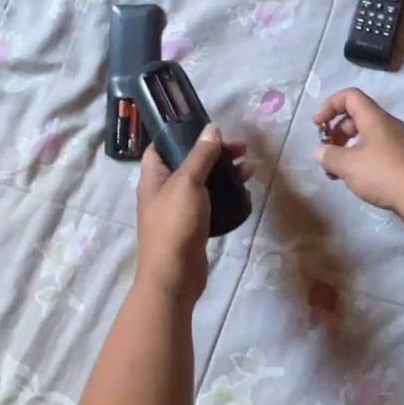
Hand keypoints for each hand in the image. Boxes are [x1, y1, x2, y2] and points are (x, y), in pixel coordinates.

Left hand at [135, 124, 249, 301]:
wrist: (174, 276)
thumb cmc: (175, 224)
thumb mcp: (188, 182)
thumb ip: (200, 155)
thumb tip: (211, 128)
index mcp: (153, 176)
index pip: (161, 146)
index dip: (181, 133)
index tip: (207, 128)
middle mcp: (163, 190)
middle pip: (189, 161)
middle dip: (214, 153)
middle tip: (240, 148)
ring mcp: (178, 209)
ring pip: (204, 182)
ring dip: (225, 173)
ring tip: (250, 168)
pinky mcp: (193, 225)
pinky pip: (211, 202)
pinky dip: (226, 194)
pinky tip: (244, 191)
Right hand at [311, 88, 403, 215]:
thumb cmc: (384, 174)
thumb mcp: (349, 165)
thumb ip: (329, 156)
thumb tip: (320, 151)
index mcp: (375, 118)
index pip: (349, 96)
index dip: (329, 105)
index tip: (317, 125)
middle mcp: (388, 125)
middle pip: (357, 116)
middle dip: (336, 131)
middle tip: (327, 152)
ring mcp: (398, 142)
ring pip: (366, 136)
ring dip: (347, 148)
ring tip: (336, 171)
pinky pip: (376, 151)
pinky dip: (361, 159)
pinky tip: (356, 179)